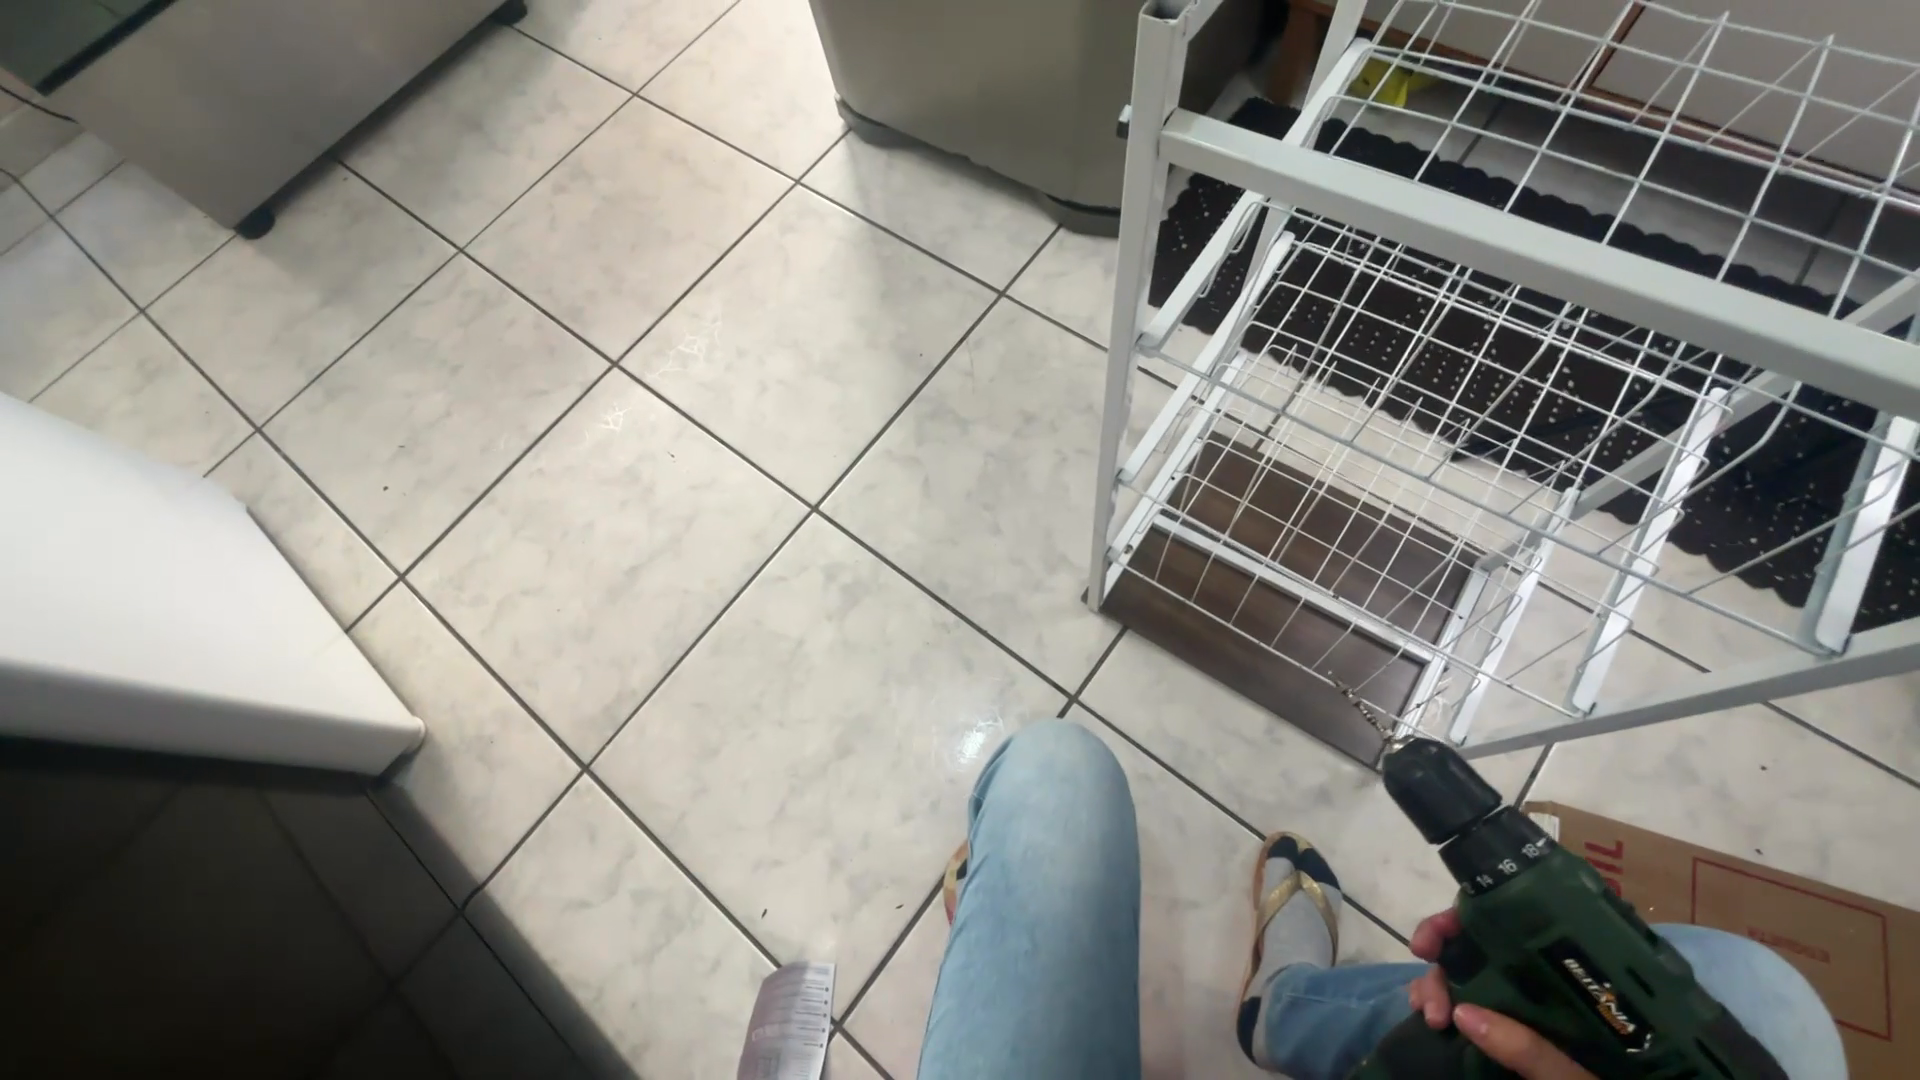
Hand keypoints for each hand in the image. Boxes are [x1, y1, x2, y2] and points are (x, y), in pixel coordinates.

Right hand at [1406, 910, 1598, 1079]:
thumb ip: (1534, 1052)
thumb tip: (1462, 1012)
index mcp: (1569, 985)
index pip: (1510, 929)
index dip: (1462, 923)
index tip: (1430, 942)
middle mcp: (1542, 986)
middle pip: (1477, 949)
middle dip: (1441, 966)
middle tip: (1428, 1002)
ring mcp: (1524, 1009)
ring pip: (1465, 974)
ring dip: (1434, 985)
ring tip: (1426, 1014)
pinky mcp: (1510, 1032)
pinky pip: (1464, 1004)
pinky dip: (1438, 1002)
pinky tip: (1427, 1015)